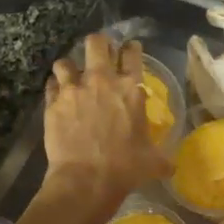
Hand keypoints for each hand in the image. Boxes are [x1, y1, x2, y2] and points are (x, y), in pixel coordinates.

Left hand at [41, 34, 173, 216]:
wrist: (86, 180)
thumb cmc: (125, 167)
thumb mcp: (152, 161)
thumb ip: (162, 158)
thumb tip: (171, 167)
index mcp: (130, 88)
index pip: (132, 53)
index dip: (131, 48)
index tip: (129, 50)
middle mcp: (101, 80)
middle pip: (96, 42)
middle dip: (98, 44)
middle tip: (99, 55)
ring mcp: (74, 90)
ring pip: (65, 61)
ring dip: (69, 66)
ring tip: (71, 76)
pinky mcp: (52, 103)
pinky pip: (51, 84)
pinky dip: (54, 87)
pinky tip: (58, 95)